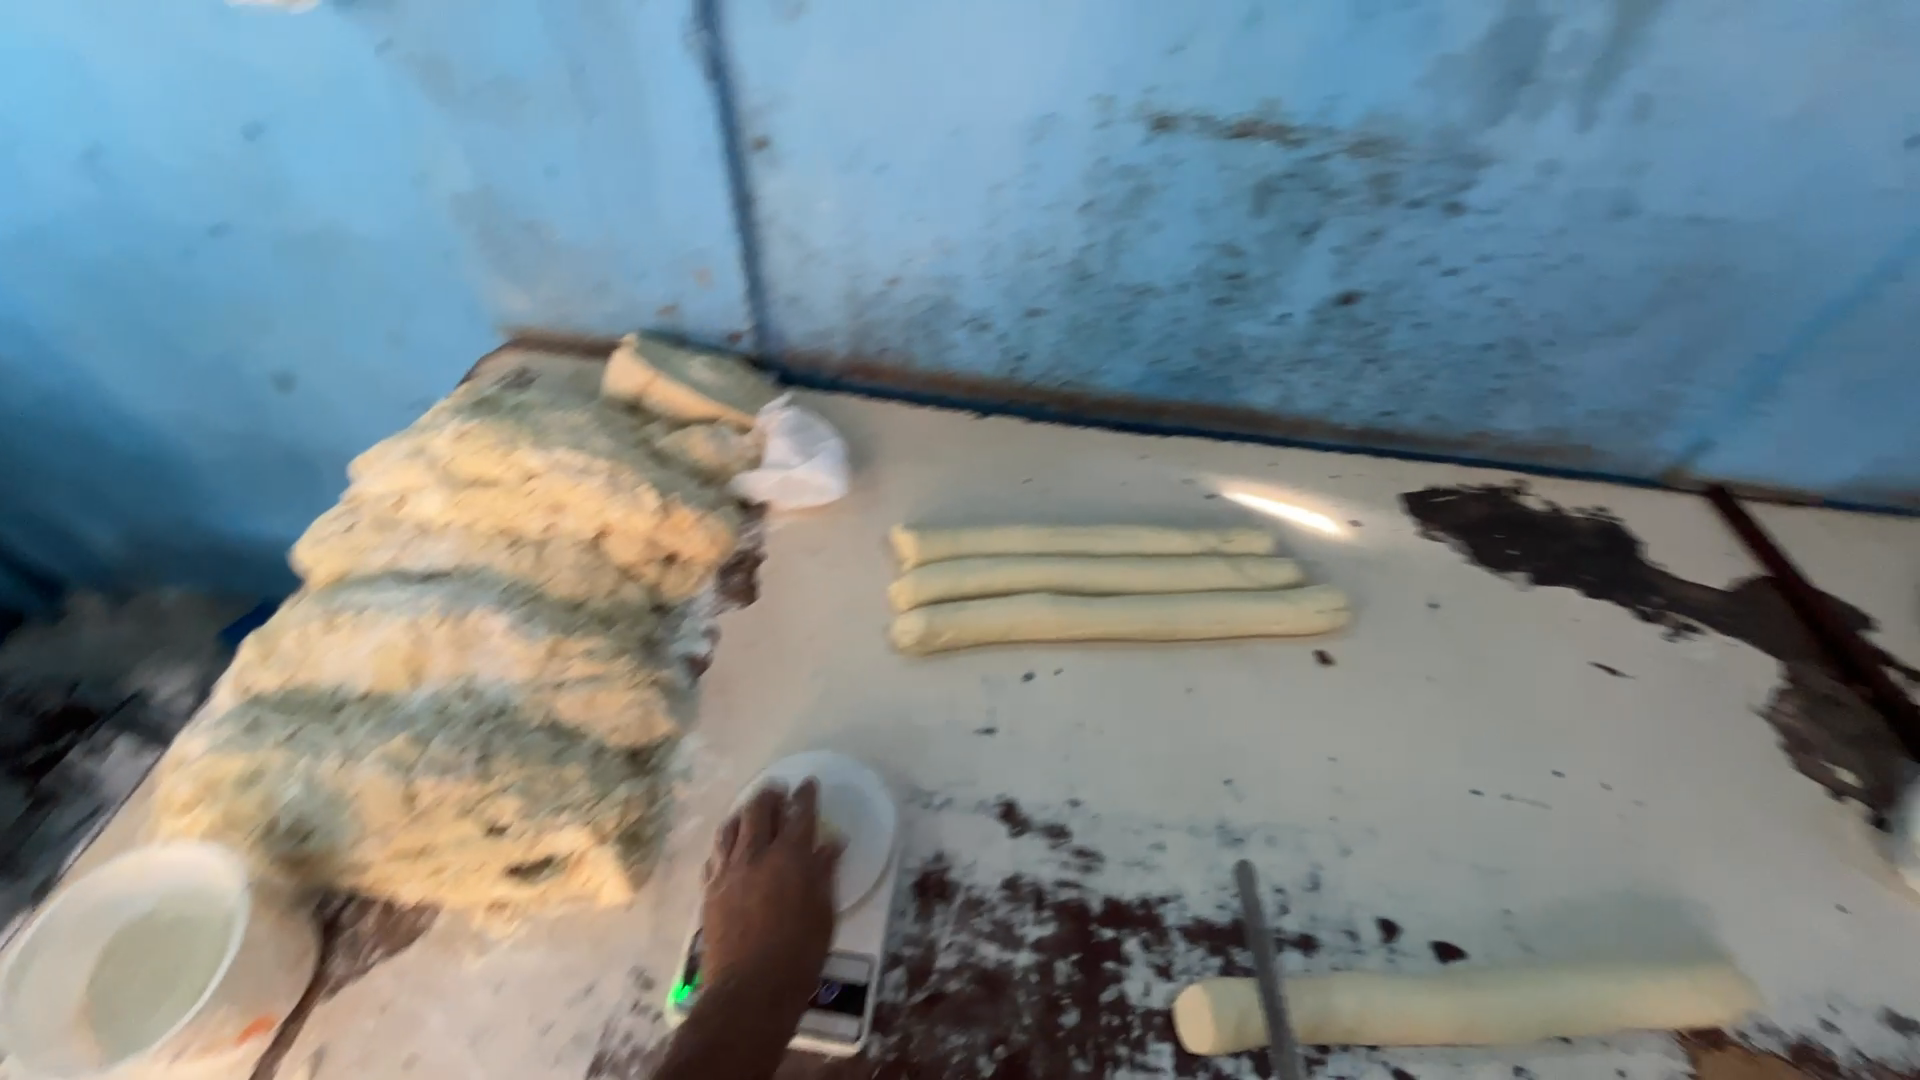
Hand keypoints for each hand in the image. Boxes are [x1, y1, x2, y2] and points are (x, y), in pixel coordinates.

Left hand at [701, 779, 842, 1010]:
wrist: (747, 992)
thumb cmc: (798, 956)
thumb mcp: (823, 914)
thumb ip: (824, 874)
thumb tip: (831, 844)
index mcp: (790, 858)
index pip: (799, 814)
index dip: (805, 796)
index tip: (808, 784)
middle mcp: (756, 856)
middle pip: (759, 811)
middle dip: (770, 796)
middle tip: (777, 789)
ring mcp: (728, 872)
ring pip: (731, 828)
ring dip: (743, 813)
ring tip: (749, 808)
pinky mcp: (709, 892)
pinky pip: (714, 855)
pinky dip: (724, 843)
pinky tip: (727, 846)